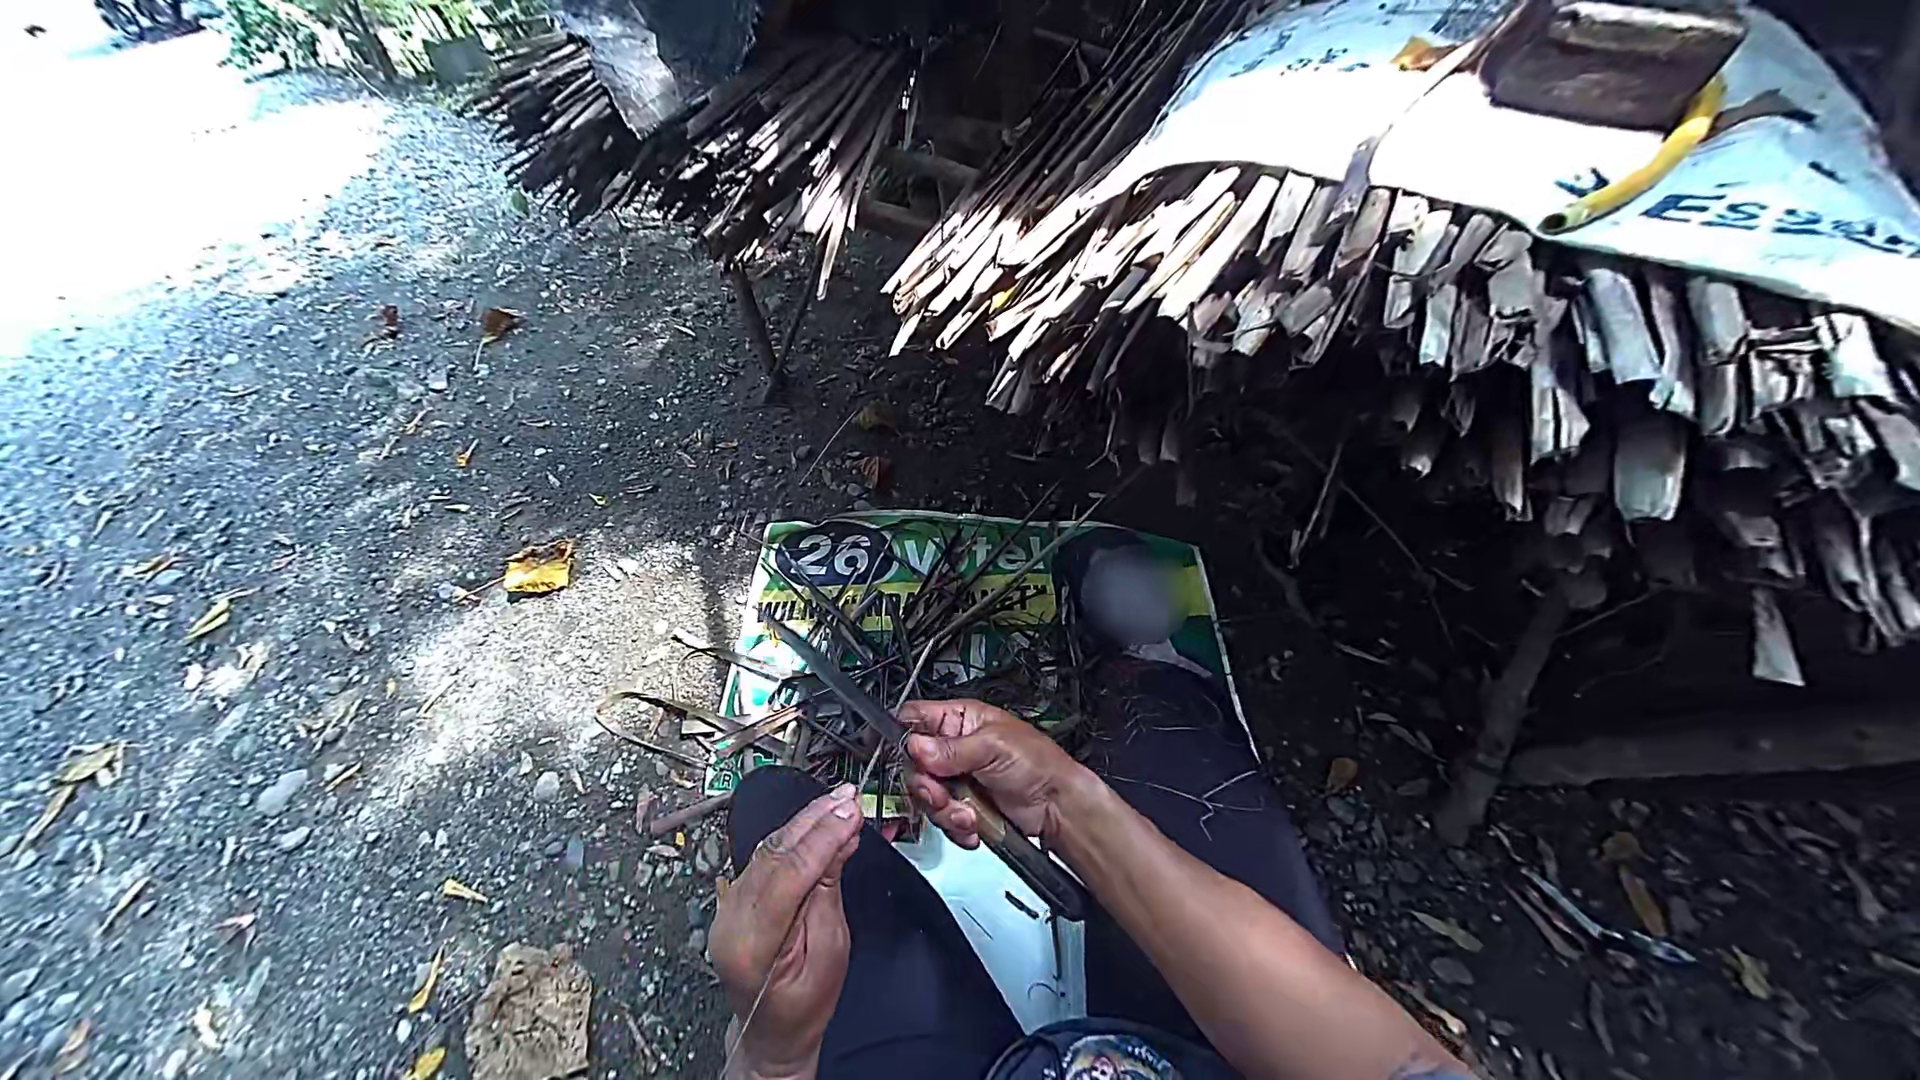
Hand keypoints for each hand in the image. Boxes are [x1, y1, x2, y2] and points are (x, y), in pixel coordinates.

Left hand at [710, 784, 862, 1079]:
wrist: (773, 1028)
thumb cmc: (803, 1004)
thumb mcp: (831, 950)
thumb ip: (829, 890)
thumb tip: (841, 838)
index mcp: (752, 944)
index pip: (788, 874)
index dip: (823, 838)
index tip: (851, 813)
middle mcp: (732, 918)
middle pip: (776, 853)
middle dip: (817, 820)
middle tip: (849, 798)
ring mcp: (730, 903)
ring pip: (770, 846)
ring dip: (809, 819)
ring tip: (840, 800)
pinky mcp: (738, 891)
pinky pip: (768, 852)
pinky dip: (798, 832)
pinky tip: (820, 819)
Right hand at [897, 698, 1095, 845]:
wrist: (1057, 806)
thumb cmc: (1038, 762)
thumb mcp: (995, 746)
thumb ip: (953, 749)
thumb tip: (917, 747)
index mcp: (960, 719)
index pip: (915, 719)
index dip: (904, 736)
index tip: (905, 756)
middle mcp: (954, 747)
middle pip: (914, 764)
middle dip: (927, 785)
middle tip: (943, 794)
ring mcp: (957, 778)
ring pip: (925, 795)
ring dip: (944, 810)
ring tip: (968, 813)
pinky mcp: (962, 805)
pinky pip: (940, 818)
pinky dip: (955, 826)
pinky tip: (974, 824)